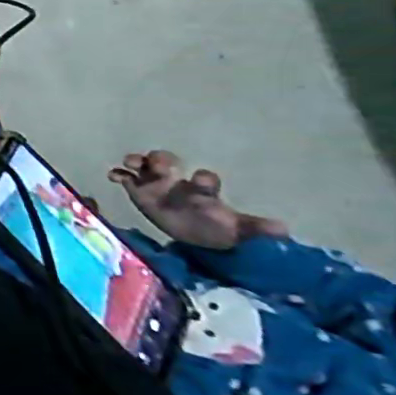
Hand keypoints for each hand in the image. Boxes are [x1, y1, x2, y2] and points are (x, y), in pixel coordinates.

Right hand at [107, 150, 287, 250]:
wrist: (197, 234)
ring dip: (138, 161)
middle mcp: (177, 182)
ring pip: (144, 165)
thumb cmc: (217, 229)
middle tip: (159, 166)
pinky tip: (112, 177)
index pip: (203, 179)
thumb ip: (255, 228)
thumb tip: (284, 230)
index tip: (200, 179)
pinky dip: (118, 174)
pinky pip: (125, 177)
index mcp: (202, 191)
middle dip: (163, 160)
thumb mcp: (237, 231)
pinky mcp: (139, 190)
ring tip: (131, 164)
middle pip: (168, 162)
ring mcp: (155, 184)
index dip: (202, 179)